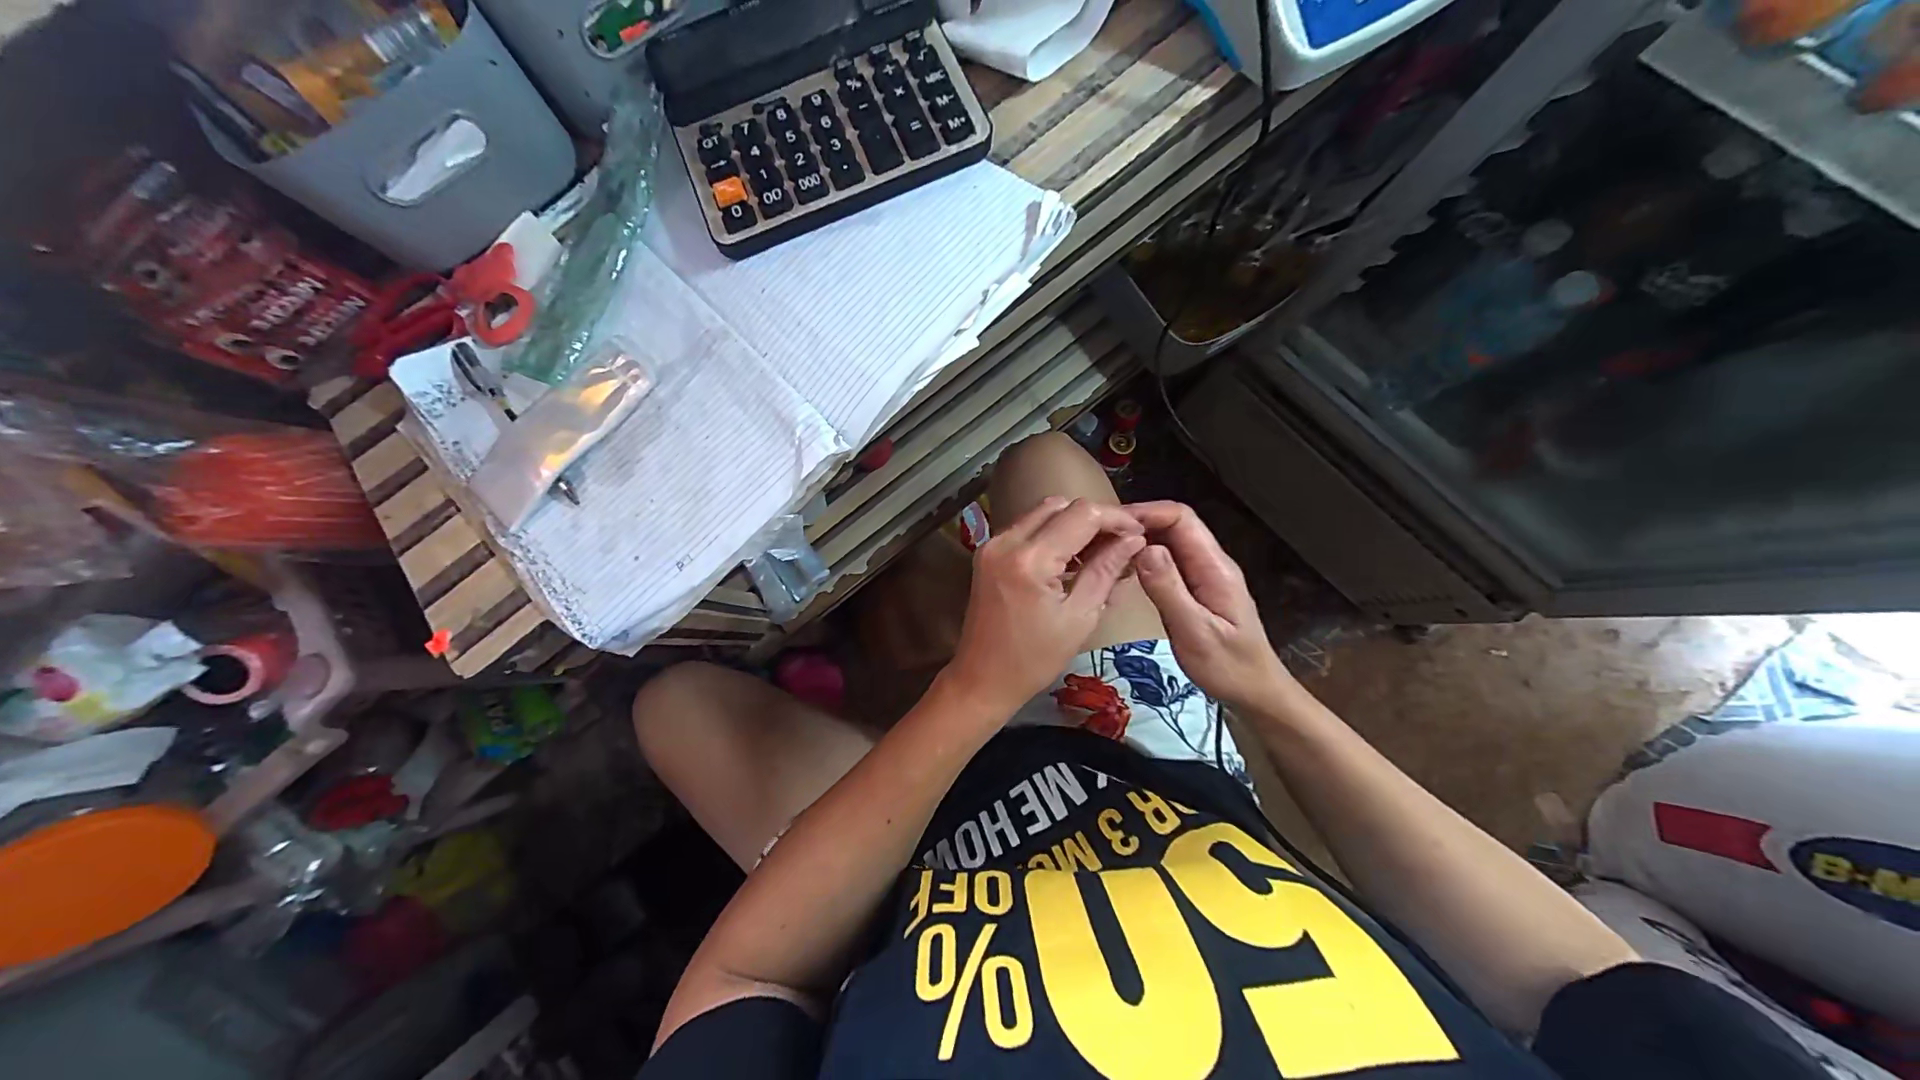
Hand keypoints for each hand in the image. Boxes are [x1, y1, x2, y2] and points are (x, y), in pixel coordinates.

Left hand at [945, 496, 1146, 712]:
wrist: (982, 678)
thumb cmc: (1033, 659)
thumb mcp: (1080, 617)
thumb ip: (1106, 570)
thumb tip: (1133, 540)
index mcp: (1030, 559)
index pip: (1082, 514)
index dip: (1116, 518)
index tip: (1138, 533)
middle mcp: (1006, 541)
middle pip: (1061, 505)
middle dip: (1095, 518)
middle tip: (1120, 543)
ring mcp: (992, 544)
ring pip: (1043, 512)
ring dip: (1073, 524)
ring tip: (1099, 552)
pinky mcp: (988, 552)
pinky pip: (1027, 527)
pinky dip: (1052, 534)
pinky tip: (1072, 559)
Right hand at [1125, 501, 1295, 710]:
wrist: (1255, 692)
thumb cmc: (1230, 667)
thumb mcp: (1196, 632)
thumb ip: (1169, 590)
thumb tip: (1144, 548)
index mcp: (1214, 568)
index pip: (1181, 519)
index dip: (1146, 513)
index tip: (1112, 525)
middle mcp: (1210, 563)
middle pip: (1173, 525)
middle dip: (1137, 523)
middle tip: (1099, 536)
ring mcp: (1203, 575)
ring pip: (1168, 541)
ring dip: (1138, 539)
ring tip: (1105, 549)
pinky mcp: (1195, 588)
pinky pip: (1167, 561)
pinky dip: (1143, 557)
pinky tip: (1123, 569)